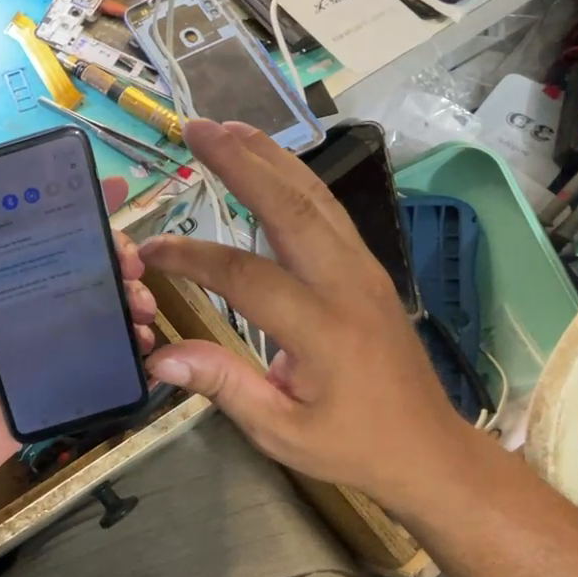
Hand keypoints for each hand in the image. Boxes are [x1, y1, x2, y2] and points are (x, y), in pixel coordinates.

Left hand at [0, 177, 157, 496]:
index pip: (32, 228)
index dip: (68, 203)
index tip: (108, 188)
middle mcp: (24, 295)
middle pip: (77, 258)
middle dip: (113, 251)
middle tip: (131, 261)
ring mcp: (49, 331)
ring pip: (98, 297)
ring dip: (128, 292)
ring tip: (141, 304)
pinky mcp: (66, 366)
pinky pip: (105, 344)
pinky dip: (130, 337)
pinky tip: (144, 340)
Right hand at [138, 119, 471, 506]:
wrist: (429, 449)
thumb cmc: (352, 445)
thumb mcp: (282, 432)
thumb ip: (223, 385)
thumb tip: (159, 356)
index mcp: (323, 329)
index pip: (245, 276)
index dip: (191, 258)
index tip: (148, 253)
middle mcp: (347, 284)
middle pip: (291, 208)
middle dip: (241, 163)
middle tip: (196, 129)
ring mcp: (363, 269)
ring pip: (314, 197)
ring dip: (269, 157)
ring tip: (226, 127)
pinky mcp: (366, 266)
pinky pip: (326, 209)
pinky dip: (293, 176)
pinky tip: (268, 161)